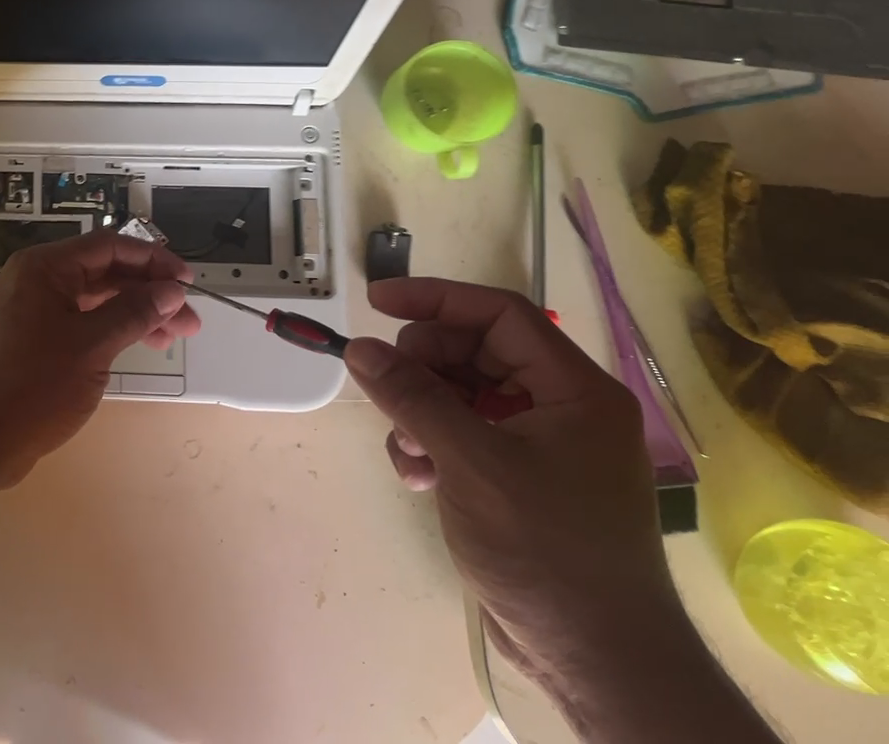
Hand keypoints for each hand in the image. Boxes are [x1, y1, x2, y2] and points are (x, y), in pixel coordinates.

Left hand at [0, 229, 200, 492]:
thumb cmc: (33, 385)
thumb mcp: (92, 345)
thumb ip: (134, 312)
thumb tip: (171, 290)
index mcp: (43, 268)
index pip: (108, 246)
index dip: (152, 260)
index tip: (189, 282)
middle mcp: (36, 281)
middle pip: (103, 271)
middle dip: (149, 291)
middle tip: (190, 320)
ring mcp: (33, 310)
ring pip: (95, 299)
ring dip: (135, 313)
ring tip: (174, 337)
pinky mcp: (34, 339)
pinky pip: (81, 321)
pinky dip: (112, 329)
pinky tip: (140, 344)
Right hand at [342, 278, 680, 682]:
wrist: (591, 651)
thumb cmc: (545, 547)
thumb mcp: (471, 462)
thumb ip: (413, 397)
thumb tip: (359, 348)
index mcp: (573, 390)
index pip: (499, 315)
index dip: (435, 300)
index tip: (376, 303)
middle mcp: (560, 407)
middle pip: (473, 353)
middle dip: (422, 370)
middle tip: (389, 395)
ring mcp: (539, 444)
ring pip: (458, 394)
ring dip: (419, 413)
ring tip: (408, 452)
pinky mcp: (516, 477)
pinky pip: (459, 434)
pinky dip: (429, 446)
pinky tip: (419, 478)